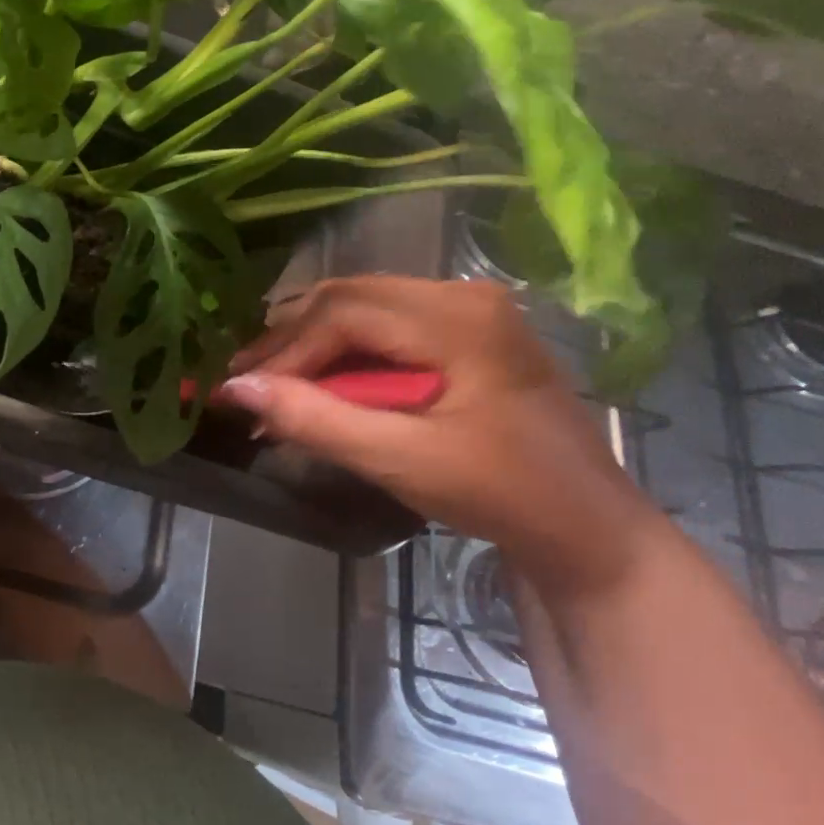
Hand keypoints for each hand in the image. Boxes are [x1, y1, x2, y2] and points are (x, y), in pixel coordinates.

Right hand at [218, 276, 666, 595]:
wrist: (588, 529)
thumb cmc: (501, 492)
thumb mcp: (399, 458)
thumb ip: (314, 419)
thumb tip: (234, 389)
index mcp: (458, 317)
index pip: (341, 313)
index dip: (284, 350)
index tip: (240, 391)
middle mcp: (461, 296)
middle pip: (346, 299)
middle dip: (290, 341)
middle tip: (246, 383)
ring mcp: (467, 311)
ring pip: (358, 309)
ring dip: (311, 346)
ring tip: (273, 386)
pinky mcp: (465, 334)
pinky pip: (382, 327)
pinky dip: (341, 355)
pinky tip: (317, 386)